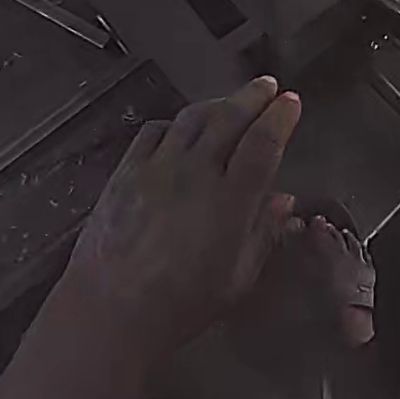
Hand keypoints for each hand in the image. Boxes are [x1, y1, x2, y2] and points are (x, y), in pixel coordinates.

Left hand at [60, 76, 301, 354]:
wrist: (109, 313)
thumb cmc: (181, 304)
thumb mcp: (237, 279)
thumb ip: (264, 233)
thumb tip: (286, 201)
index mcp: (230, 200)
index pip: (263, 143)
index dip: (280, 117)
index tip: (290, 101)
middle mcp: (196, 173)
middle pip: (230, 118)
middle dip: (253, 96)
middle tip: (267, 85)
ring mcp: (158, 168)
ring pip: (193, 118)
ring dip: (217, 102)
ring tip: (231, 99)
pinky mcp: (126, 171)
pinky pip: (154, 132)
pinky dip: (174, 122)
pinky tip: (181, 127)